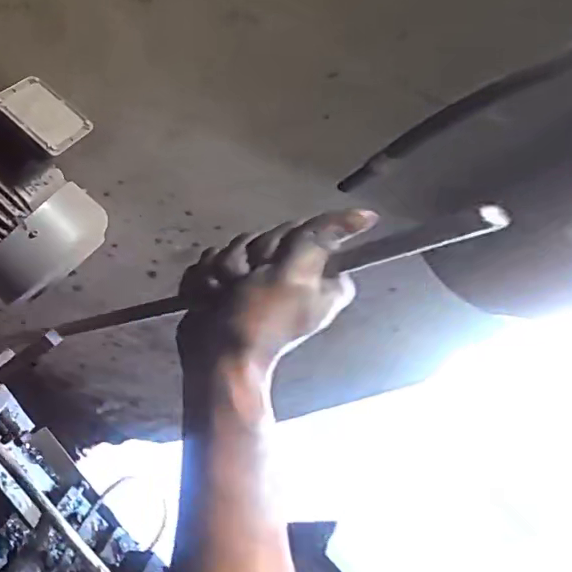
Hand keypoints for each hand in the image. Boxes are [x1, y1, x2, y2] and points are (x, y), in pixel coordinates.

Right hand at [175, 210, 377, 420]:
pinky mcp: (223, 288)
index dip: (279, 242)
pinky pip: (206, 266)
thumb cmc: (259, 319)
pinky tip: (207, 300)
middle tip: (244, 285)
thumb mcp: (294, 276)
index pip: (300, 231)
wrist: (215, 355)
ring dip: (220, 273)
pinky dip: (203, 282)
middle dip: (243, 260)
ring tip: (222, 298)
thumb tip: (368, 215)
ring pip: (227, 251)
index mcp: (319, 275)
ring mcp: (253, 283)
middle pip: (260, 239)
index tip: (272, 260)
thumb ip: (320, 241)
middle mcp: (289, 276)